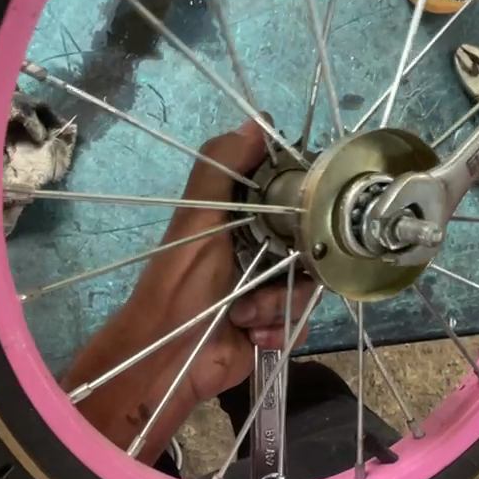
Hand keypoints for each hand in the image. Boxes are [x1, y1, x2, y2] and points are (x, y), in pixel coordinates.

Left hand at [62, 122, 313, 457]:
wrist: (167, 359)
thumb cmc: (180, 284)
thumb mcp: (197, 218)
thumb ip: (220, 168)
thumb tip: (257, 120)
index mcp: (243, 223)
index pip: (294, 204)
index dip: (307, 206)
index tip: (311, 211)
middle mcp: (260, 254)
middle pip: (310, 249)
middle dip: (294, 268)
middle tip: (272, 275)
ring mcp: (267, 293)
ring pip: (307, 290)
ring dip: (277, 304)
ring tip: (245, 315)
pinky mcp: (271, 329)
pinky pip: (299, 325)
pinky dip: (277, 331)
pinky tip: (252, 335)